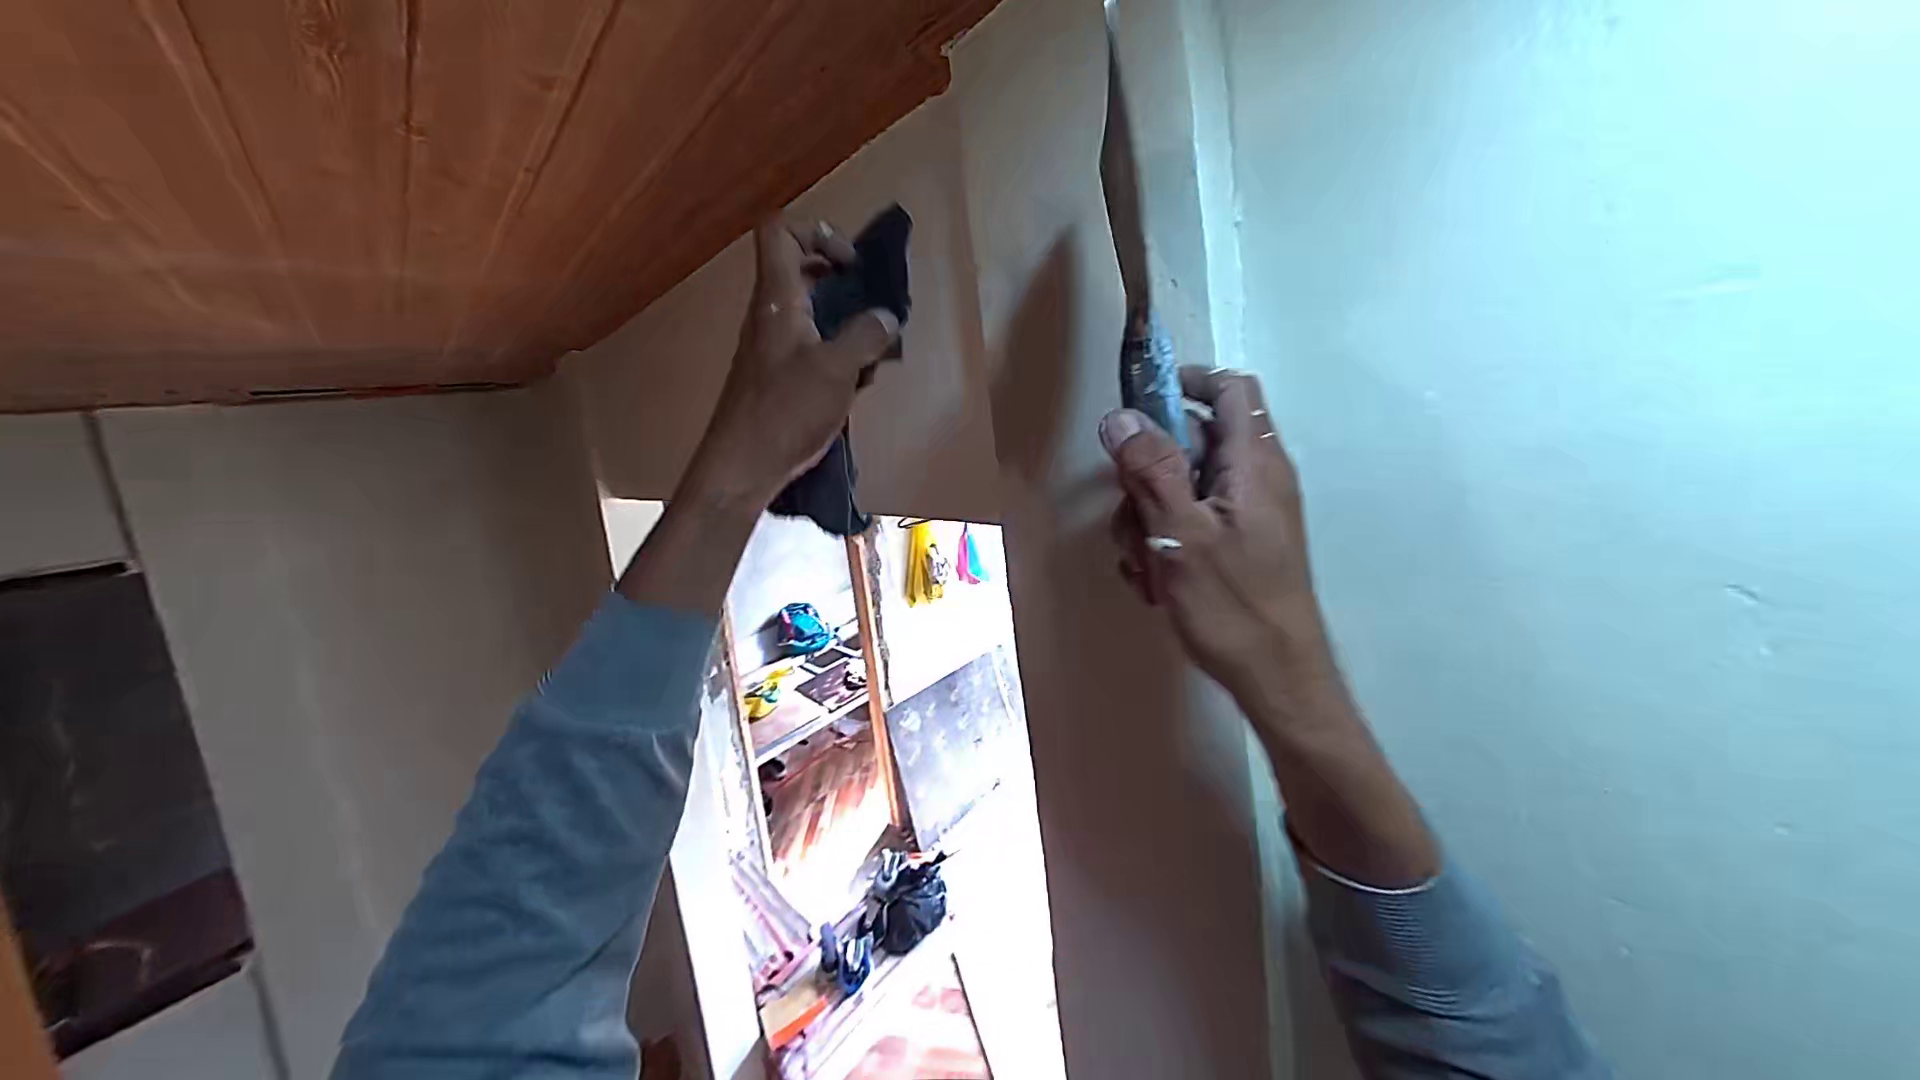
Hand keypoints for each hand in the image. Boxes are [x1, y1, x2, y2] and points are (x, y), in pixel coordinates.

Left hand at [681, 218, 899, 508]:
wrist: (744, 465)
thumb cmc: (786, 410)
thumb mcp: (837, 369)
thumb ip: (866, 336)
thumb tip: (887, 318)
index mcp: (777, 299)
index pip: (780, 233)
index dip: (817, 233)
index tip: (851, 264)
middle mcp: (770, 316)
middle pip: (800, 272)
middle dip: (841, 282)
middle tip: (871, 304)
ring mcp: (773, 349)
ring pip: (810, 314)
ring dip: (844, 323)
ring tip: (874, 350)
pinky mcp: (779, 378)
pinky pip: (811, 348)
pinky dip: (836, 354)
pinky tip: (857, 382)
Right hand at [1104, 367, 1440, 885]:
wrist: (1277, 679)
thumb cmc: (1234, 605)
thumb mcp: (1182, 534)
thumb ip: (1151, 471)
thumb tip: (1122, 416)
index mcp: (1254, 464)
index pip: (1230, 388)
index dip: (1186, 382)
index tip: (1139, 405)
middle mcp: (1254, 480)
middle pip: (1189, 442)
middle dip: (1146, 473)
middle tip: (1131, 513)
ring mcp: (1242, 516)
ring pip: (1177, 488)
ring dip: (1146, 518)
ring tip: (1145, 564)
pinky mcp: (1232, 546)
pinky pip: (1185, 524)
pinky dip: (1161, 544)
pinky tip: (1156, 583)